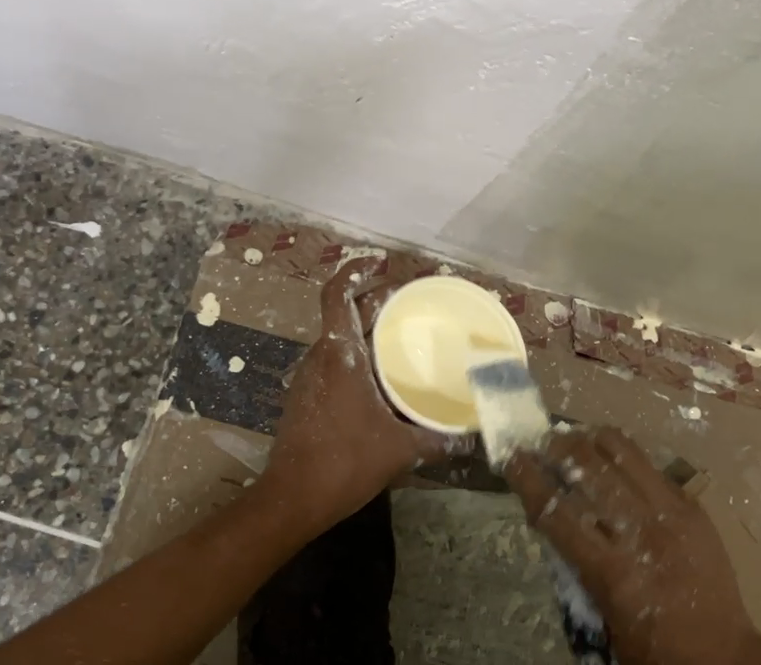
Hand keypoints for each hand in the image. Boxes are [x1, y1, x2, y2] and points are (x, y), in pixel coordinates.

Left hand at [260, 258, 461, 528]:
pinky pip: (332, 364)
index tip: (378, 263)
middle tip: (406, 303)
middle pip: (342, 314)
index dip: (354, 270)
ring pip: (337, 340)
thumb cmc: (344, 462)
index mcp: (339, 355)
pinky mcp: (304, 398)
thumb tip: (469, 439)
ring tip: (398, 338)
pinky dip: (355, 358)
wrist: (292, 498)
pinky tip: (379, 379)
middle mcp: (319, 357)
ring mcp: (308, 378)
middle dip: (372, 301)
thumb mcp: (399, 450)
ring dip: (364, 331)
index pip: (337, 294)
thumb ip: (435, 440)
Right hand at [505, 427, 760, 664]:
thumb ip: (576, 567)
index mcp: (613, 572)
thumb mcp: (603, 616)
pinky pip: (652, 467)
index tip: (512, 457)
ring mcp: (672, 515)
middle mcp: (641, 534)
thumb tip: (550, 519)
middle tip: (544, 443)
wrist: (725, 658)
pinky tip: (614, 457)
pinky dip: (626, 456)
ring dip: (592, 440)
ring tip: (576, 438)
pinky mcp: (693, 508)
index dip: (528, 479)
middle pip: (590, 469)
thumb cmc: (654, 646)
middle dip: (559, 448)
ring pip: (624, 452)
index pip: (557, 512)